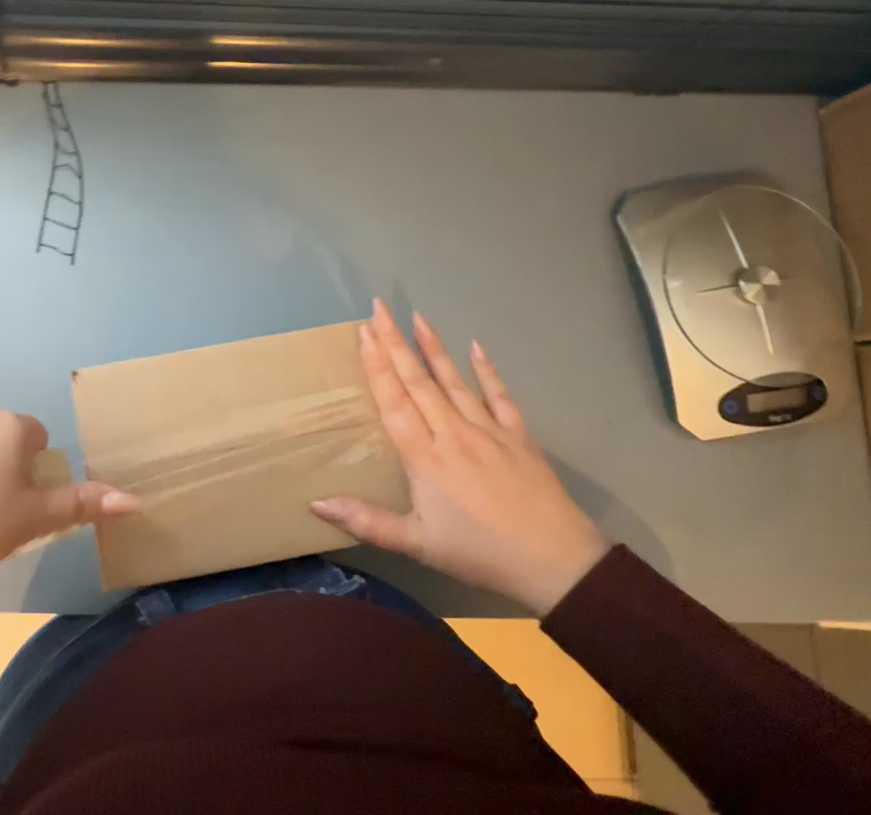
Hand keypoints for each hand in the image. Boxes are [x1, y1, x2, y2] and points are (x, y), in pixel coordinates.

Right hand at [311, 300, 608, 614]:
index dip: (377, 366)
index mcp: (425, 457)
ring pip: (454, 380)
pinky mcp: (518, 436)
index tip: (364, 333)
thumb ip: (366, 521)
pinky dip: (487, 370)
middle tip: (379, 309)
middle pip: (418, 382)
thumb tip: (316, 504)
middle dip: (396, 343)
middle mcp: (453, 433)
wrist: (555, 561)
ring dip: (433, 347)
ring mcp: (488, 430)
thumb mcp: (417, 544)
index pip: (394, 402)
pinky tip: (477, 346)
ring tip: (417, 316)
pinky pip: (499, 395)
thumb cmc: (480, 553)